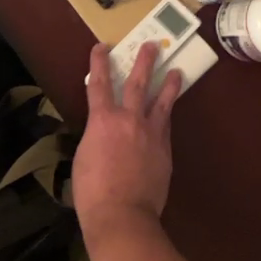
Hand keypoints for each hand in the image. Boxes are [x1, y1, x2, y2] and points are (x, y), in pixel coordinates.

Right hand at [73, 42, 183, 239]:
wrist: (123, 216)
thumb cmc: (92, 190)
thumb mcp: (84, 156)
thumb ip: (96, 137)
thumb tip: (104, 133)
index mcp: (102, 120)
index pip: (99, 83)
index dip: (100, 62)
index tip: (102, 46)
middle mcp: (129, 120)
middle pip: (138, 83)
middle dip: (144, 62)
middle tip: (153, 45)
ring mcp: (151, 134)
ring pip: (162, 102)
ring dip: (169, 85)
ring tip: (177, 71)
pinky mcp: (165, 150)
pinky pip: (166, 126)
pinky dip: (167, 116)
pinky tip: (169, 113)